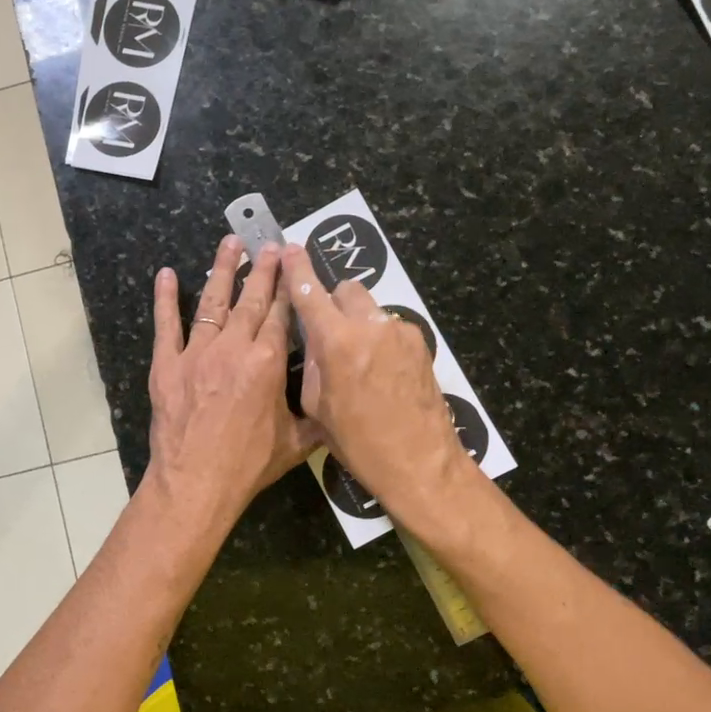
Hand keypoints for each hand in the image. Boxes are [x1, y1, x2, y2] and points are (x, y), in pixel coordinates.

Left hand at [145, 236, 319, 527]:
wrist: (195, 483)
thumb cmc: (249, 465)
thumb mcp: (296, 442)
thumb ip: (317, 416)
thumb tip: (335, 399)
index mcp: (268, 363)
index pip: (281, 315)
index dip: (287, 287)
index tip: (292, 264)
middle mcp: (233, 348)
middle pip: (250, 300)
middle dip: (261, 269)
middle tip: (268, 244)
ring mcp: (196, 353)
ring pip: (212, 302)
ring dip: (221, 270)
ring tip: (230, 243)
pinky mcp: (166, 365)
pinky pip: (166, 325)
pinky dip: (166, 299)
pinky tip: (166, 275)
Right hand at [281, 243, 476, 526]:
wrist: (420, 462)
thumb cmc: (359, 442)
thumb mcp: (316, 405)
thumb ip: (311, 363)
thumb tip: (314, 341)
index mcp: (337, 341)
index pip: (310, 291)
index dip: (297, 268)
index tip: (289, 249)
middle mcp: (371, 326)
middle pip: (347, 290)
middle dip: (334, 302)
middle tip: (329, 332)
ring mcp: (401, 332)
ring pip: (371, 310)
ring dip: (359, 324)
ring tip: (359, 363)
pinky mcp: (421, 344)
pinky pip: (391, 330)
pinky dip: (380, 341)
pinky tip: (383, 374)